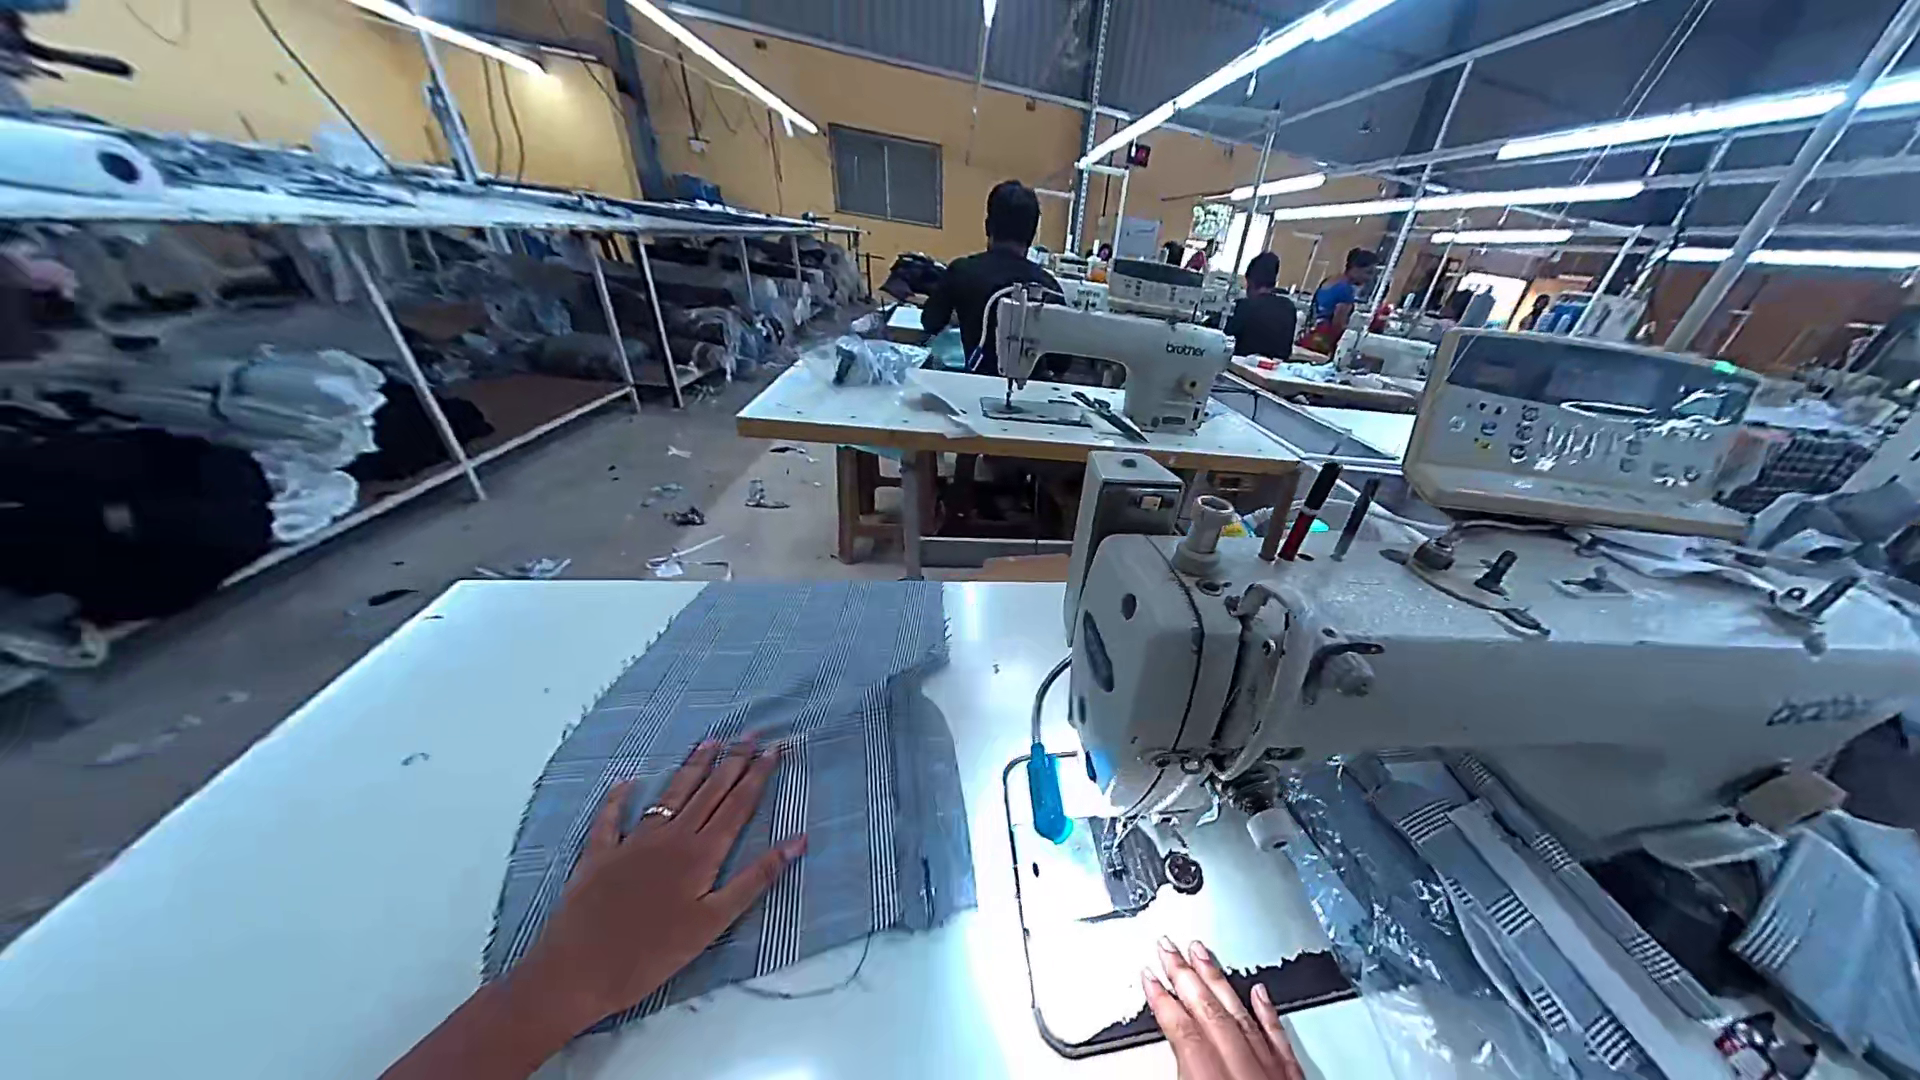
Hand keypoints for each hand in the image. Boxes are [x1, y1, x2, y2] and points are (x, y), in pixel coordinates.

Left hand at [381, 737, 804, 1079]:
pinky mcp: (600, 855)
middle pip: (709, 791)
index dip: (759, 774)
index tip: (776, 748)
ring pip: (671, 795)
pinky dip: (618, 798)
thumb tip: (798, 841)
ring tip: (710, 742)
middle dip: (733, 760)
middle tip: (751, 734)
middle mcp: (672, 837)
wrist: (574, 974)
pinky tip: (626, 782)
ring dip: (693, 767)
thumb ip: (756, 878)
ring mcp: (634, 842)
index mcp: (701, 853)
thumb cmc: (651, 954)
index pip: (738, 803)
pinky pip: (610, 818)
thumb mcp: (713, 923)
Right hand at [1143, 938, 1303, 1079]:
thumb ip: (1180, 1071)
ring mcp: (1275, 1077)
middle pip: (1211, 1013)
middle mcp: (1247, 1075)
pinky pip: (1281, 1041)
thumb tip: (1166, 1044)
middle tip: (1167, 946)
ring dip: (1218, 981)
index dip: (1162, 999)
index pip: (1183, 1030)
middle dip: (1185, 975)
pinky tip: (1259, 990)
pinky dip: (1268, 1013)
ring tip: (1200, 952)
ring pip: (1243, 1017)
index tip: (1148, 975)